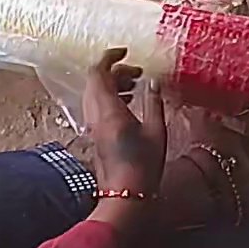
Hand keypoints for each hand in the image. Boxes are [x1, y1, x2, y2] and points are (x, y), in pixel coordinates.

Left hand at [83, 47, 165, 233]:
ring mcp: (92, 126)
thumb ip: (154, 102)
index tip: (126, 52)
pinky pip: (97, 106)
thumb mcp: (156, 131)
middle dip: (115, 71)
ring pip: (95, 93)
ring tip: (137, 88)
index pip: (98, 72)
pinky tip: (130, 105)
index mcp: (108, 110)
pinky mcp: (94, 135)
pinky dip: (111, 98)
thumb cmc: (143, 166)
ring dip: (113, 84)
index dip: (109, 57)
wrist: (125, 196)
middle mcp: (94, 115)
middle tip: (137, 74)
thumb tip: (154, 82)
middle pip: (95, 80)